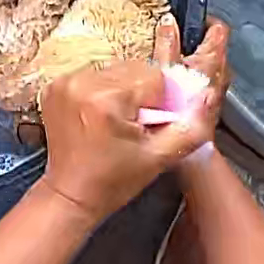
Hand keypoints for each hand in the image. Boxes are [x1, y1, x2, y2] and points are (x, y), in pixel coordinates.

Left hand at [37, 54, 213, 221]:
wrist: (70, 194)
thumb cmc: (114, 180)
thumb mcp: (160, 158)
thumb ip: (192, 126)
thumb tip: (208, 94)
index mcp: (106, 100)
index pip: (154, 77)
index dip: (161, 100)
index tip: (151, 123)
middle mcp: (81, 83)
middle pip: (134, 69)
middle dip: (142, 92)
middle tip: (135, 123)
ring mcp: (64, 82)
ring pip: (116, 68)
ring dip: (123, 88)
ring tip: (117, 120)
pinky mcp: (55, 85)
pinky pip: (94, 73)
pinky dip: (103, 88)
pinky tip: (100, 114)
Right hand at [155, 14, 230, 134]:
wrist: (190, 147)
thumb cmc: (179, 108)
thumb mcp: (166, 68)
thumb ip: (168, 43)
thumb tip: (168, 21)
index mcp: (214, 58)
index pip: (218, 28)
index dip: (203, 21)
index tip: (187, 21)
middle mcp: (223, 71)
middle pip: (212, 46)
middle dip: (194, 43)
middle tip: (172, 45)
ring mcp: (219, 87)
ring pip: (208, 64)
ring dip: (192, 62)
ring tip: (171, 65)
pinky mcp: (212, 100)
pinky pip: (204, 80)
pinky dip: (192, 78)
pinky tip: (175, 85)